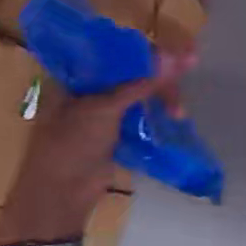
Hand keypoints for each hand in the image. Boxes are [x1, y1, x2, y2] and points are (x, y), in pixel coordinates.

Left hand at [0, 53, 192, 244]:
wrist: (62, 194)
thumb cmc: (73, 144)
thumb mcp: (106, 108)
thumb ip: (142, 83)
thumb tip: (178, 57)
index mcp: (75, 75)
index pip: (115, 50)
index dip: (146, 51)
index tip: (176, 54)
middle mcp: (88, 88)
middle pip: (132, 71)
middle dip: (159, 77)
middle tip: (183, 84)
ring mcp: (102, 111)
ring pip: (139, 93)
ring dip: (161, 97)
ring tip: (179, 113)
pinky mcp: (114, 131)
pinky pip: (141, 113)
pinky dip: (156, 113)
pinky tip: (174, 116)